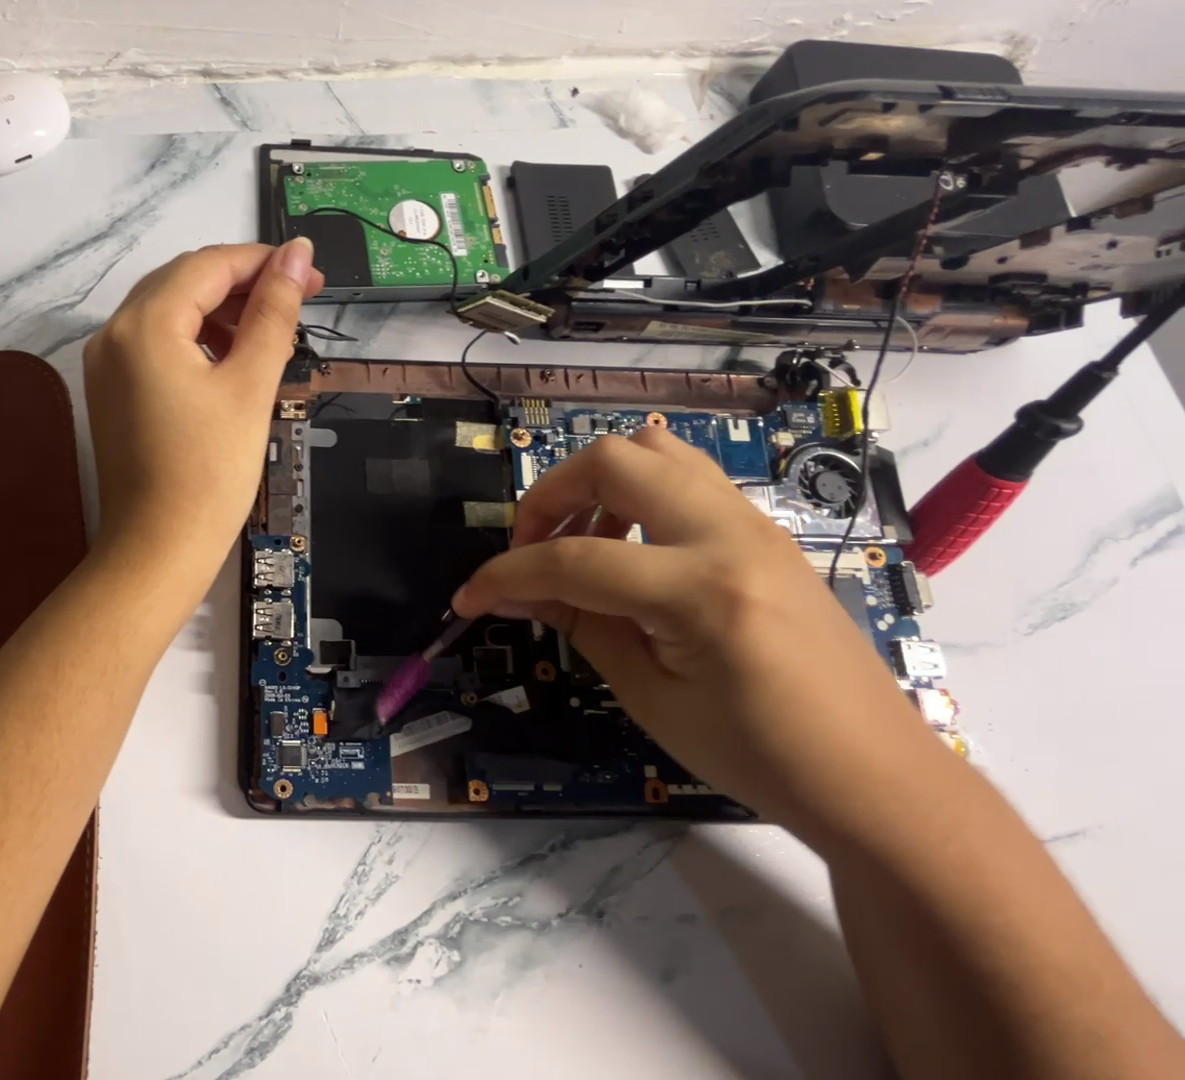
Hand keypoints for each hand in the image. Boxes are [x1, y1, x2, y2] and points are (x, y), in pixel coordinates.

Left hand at [83, 240, 323, 575]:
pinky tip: (229, 362)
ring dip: (219, 312)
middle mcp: (113, 333)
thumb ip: (273, 313)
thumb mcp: (250, 386)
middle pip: (183, 282)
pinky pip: (154, 345)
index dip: (263, 262)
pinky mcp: (110, 393)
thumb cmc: (210, 472)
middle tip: (298, 300)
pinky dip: (194, 342)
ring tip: (268, 334)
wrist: (159, 550)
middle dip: (241, 284)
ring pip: (168, 312)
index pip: (207, 266)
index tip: (312, 274)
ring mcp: (105, 364)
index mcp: (143, 324)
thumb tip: (297, 253)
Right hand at [451, 427, 948, 830]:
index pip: (573, 559)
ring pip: (656, 451)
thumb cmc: (757, 755)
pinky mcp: (765, 532)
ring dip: (597, 484)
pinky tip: (627, 547)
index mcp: (700, 592)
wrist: (872, 774)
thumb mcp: (649, 697)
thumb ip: (580, 627)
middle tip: (529, 549)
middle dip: (549, 496)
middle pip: (615, 461)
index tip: (467, 599)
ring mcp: (755, 525)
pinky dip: (638, 493)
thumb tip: (512, 594)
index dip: (505, 575)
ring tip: (578, 541)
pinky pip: (689, 477)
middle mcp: (730, 536)